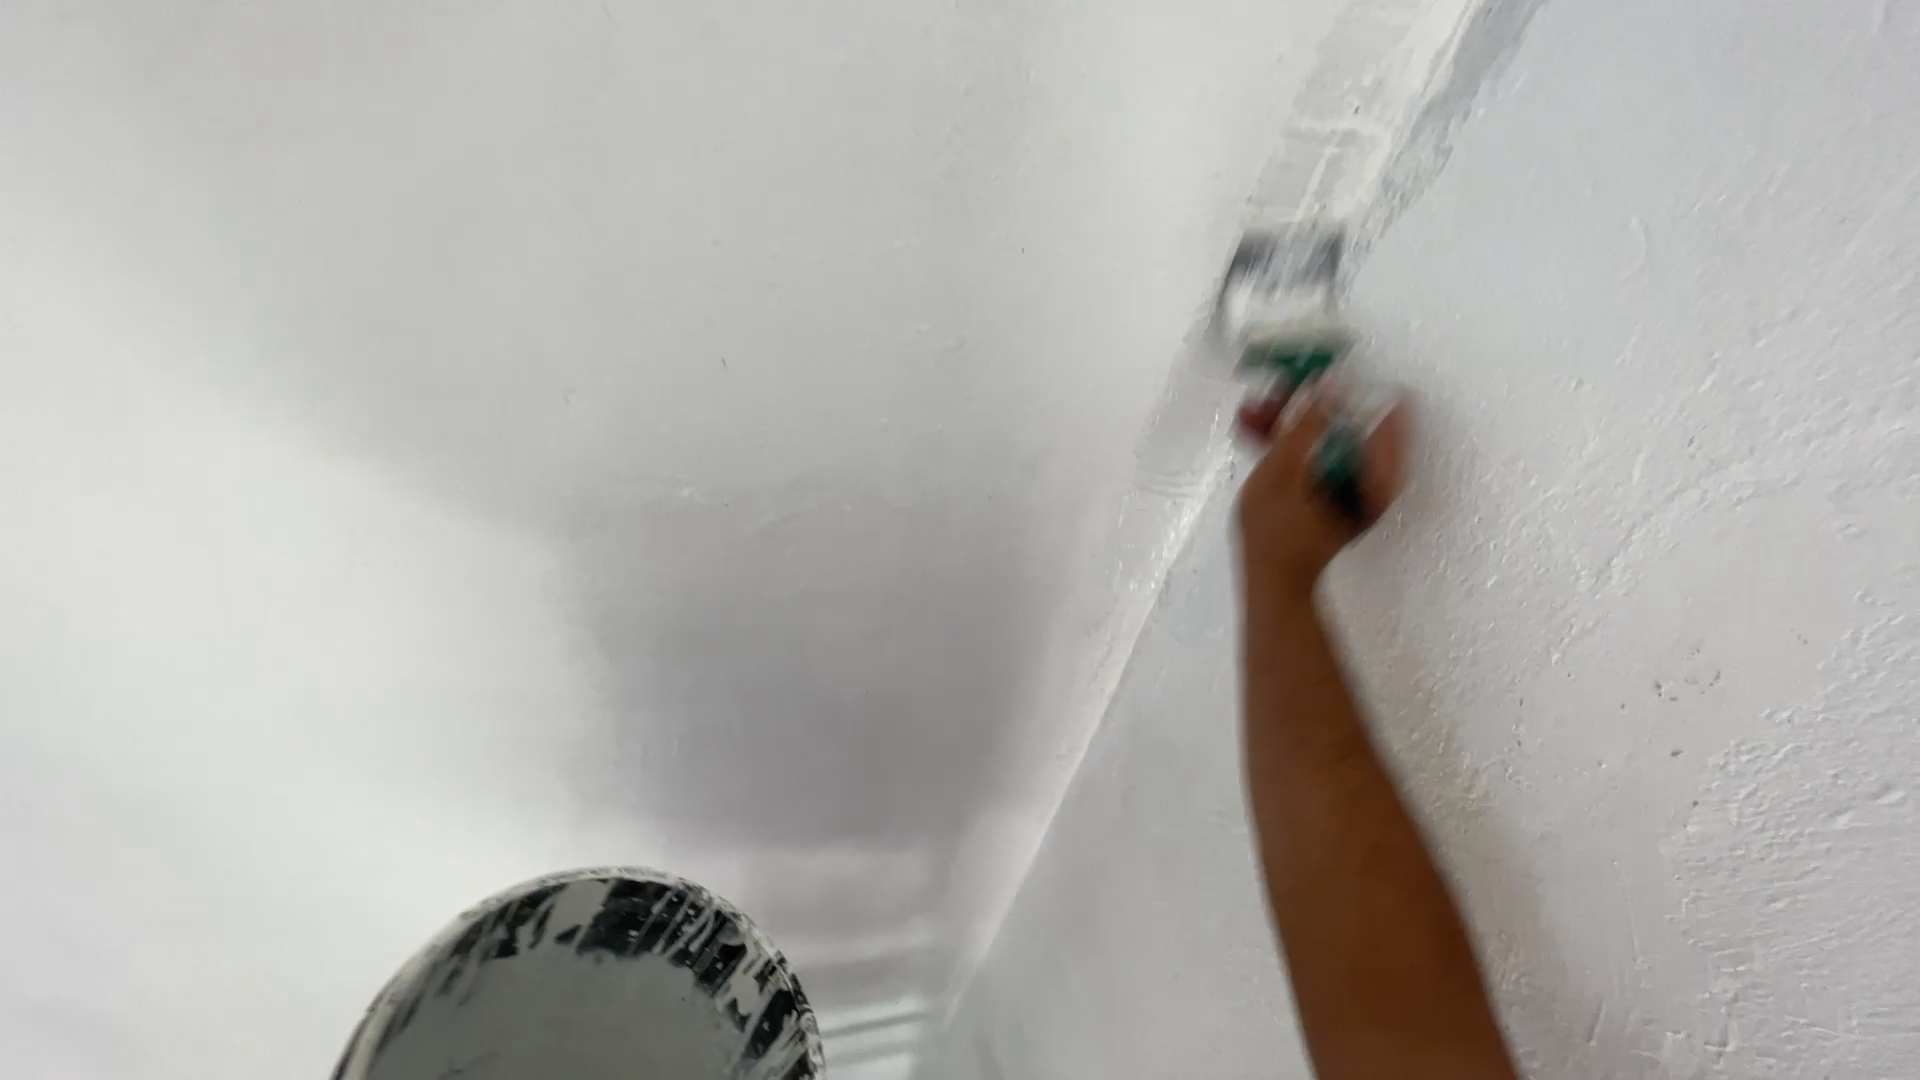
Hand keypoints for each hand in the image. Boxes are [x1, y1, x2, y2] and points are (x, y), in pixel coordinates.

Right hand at [1234, 379, 1411, 595]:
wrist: (1272, 583)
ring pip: (1329, 439)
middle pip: (1351, 425)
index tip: (1317, 372)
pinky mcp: (1333, 497)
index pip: (1383, 414)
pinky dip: (1291, 445)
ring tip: (1254, 411)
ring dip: (1292, 423)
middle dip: (1308, 405)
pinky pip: (1317, 458)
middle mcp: (1376, 480)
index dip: (1349, 389)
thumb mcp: (1283, 472)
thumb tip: (1324, 387)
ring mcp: (1355, 490)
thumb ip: (1304, 427)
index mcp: (1379, 475)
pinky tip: (1259, 434)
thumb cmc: (1276, 533)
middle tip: (1276, 391)